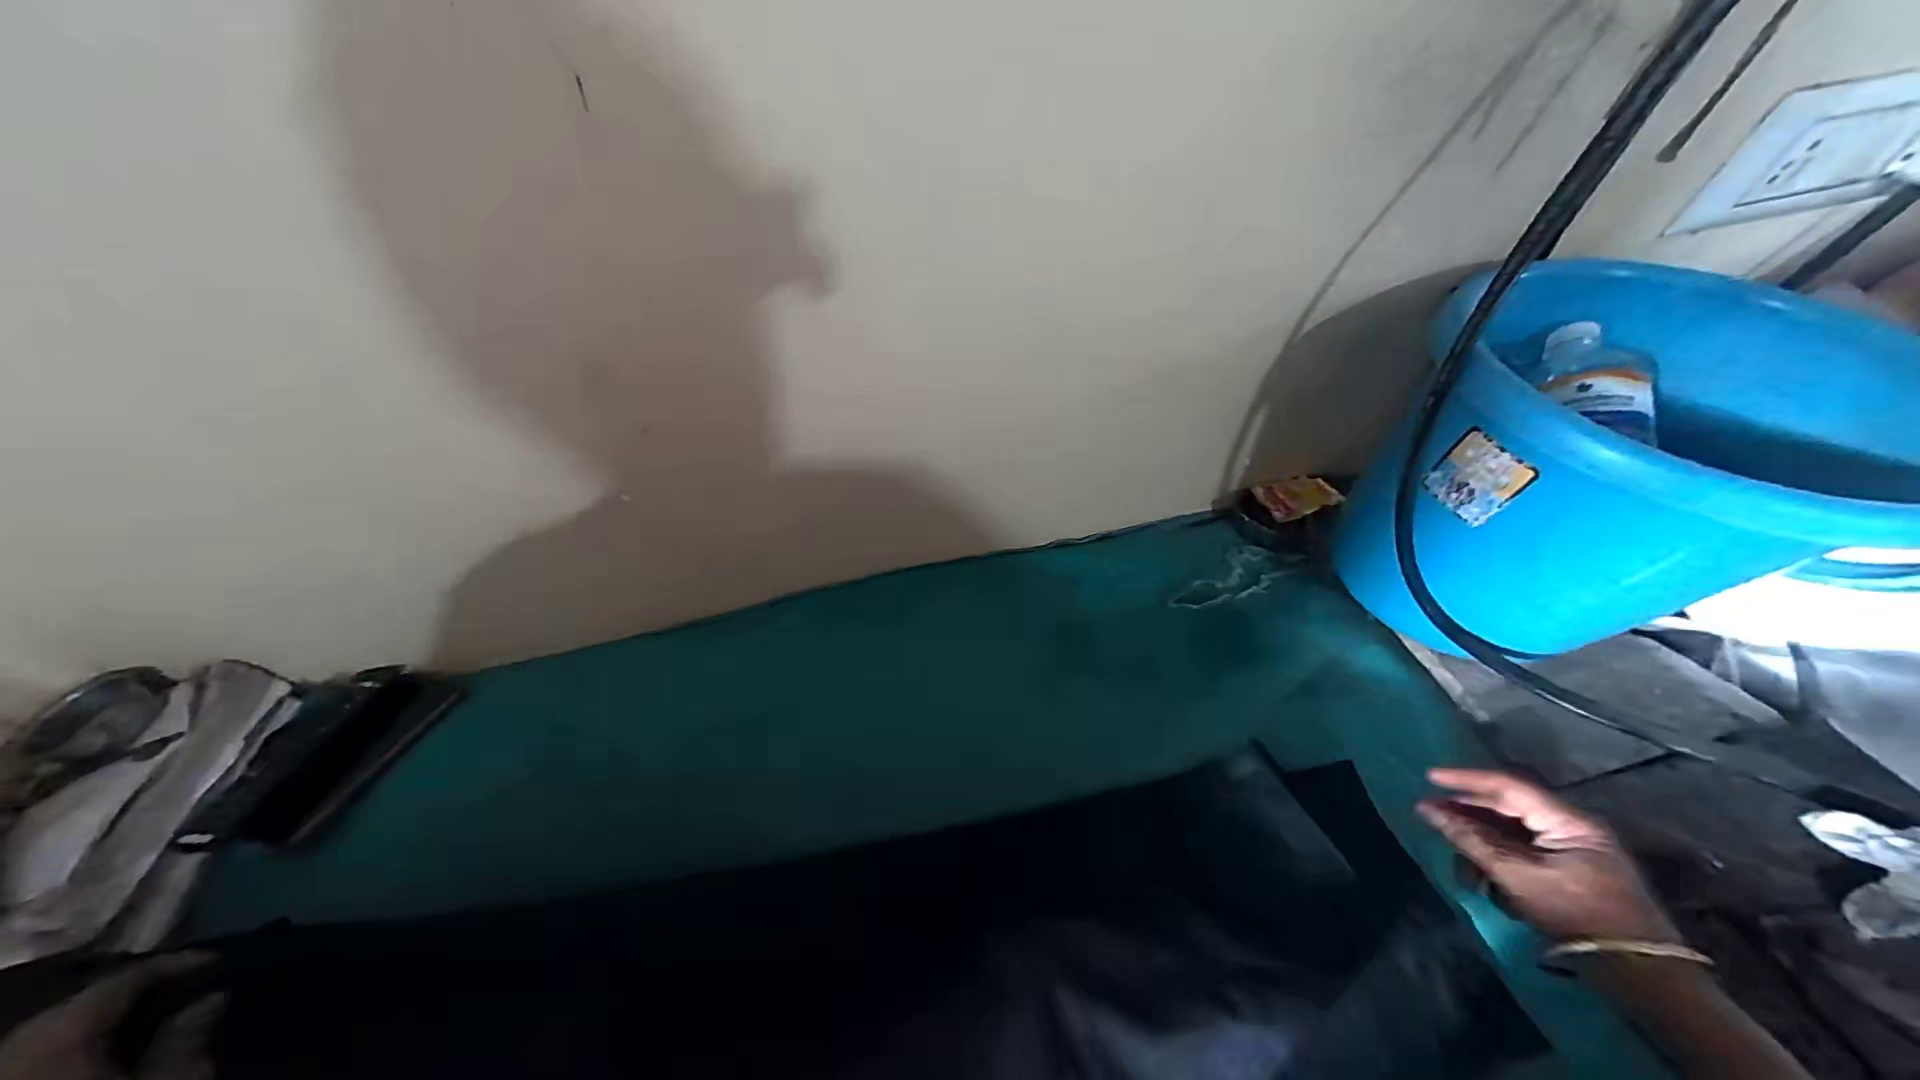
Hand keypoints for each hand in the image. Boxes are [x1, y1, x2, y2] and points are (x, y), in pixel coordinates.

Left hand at [0, 954, 222, 1079]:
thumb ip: (188, 1037)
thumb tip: (211, 998)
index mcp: (60, 1036)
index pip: (127, 977)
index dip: (179, 963)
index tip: (219, 961)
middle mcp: (15, 1049)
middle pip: (84, 1004)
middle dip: (137, 994)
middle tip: (188, 990)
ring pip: (54, 1034)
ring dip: (103, 1025)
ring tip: (150, 1023)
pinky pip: (32, 1061)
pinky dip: (73, 1053)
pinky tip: (104, 1059)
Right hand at [1416, 768, 1678, 943]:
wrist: (1642, 975)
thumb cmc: (1578, 916)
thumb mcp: (1517, 877)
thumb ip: (1472, 840)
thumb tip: (1428, 810)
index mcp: (1568, 822)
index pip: (1508, 787)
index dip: (1465, 780)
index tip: (1429, 778)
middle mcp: (1572, 828)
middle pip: (1507, 810)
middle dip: (1469, 818)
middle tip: (1433, 819)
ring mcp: (1573, 851)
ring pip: (1511, 835)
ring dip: (1482, 849)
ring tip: (1465, 874)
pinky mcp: (1571, 871)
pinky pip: (1524, 854)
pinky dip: (1500, 865)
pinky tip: (1488, 887)